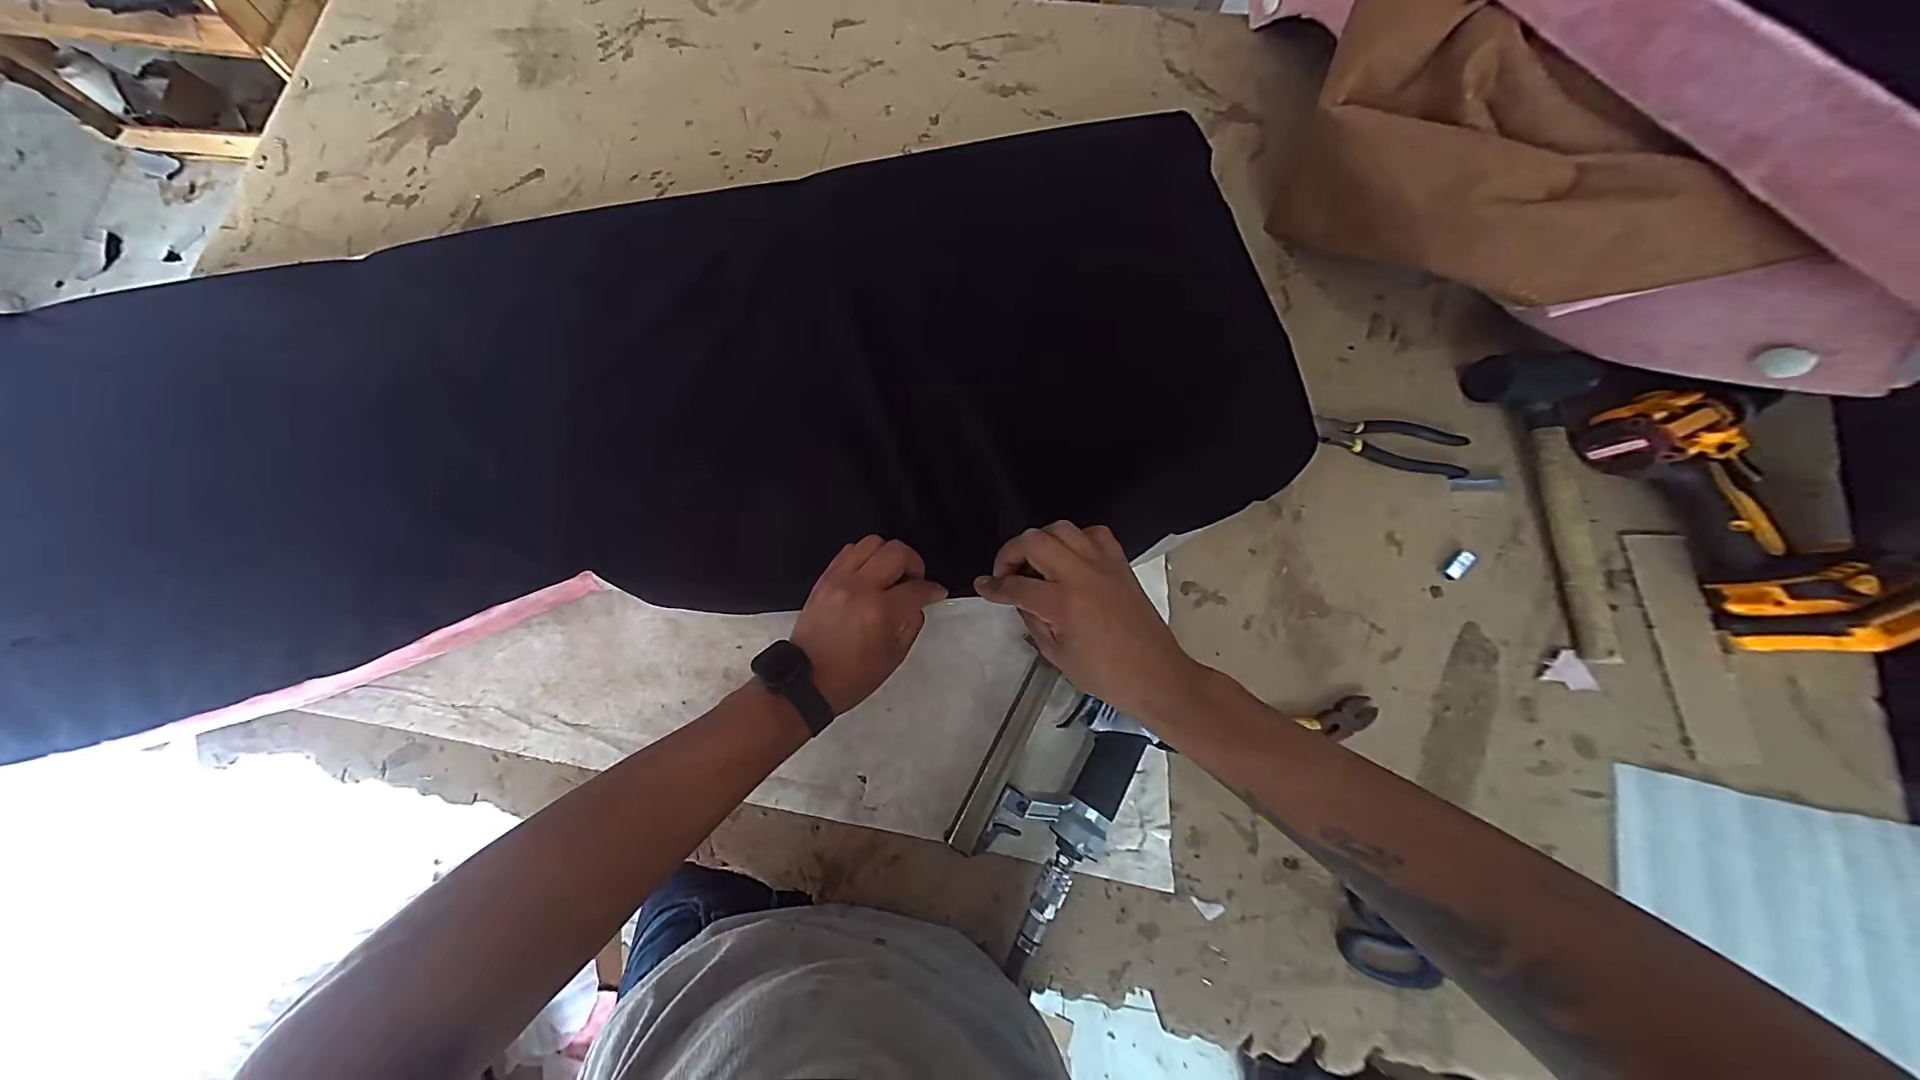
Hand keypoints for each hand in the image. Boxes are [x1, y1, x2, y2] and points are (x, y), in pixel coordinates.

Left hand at [791, 535, 948, 713]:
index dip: (933, 590)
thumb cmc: (851, 677)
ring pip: (873, 542)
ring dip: (889, 555)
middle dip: (915, 563)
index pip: (917, 588)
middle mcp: (860, 588)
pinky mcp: (824, 578)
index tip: (936, 593)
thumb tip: (917, 604)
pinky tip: (869, 574)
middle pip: (897, 552)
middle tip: (914, 581)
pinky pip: (850, 550)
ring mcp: (839, 580)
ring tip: (890, 575)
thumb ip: (911, 624)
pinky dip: (865, 556)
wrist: (805, 680)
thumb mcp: (893, 657)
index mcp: (880, 612)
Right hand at [974, 522, 1209, 723]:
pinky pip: (1092, 534)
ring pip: (1061, 528)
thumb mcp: (1056, 655)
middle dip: (1011, 553)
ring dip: (1041, 542)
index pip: (1016, 586)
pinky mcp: (1120, 563)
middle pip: (1034, 541)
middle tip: (1008, 573)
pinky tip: (1070, 560)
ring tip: (1037, 564)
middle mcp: (1082, 575)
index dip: (993, 587)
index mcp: (1064, 604)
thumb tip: (1020, 599)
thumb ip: (1033, 621)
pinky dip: (1075, 540)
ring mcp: (1104, 564)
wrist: (1156, 675)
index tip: (982, 586)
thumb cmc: (1105, 675)